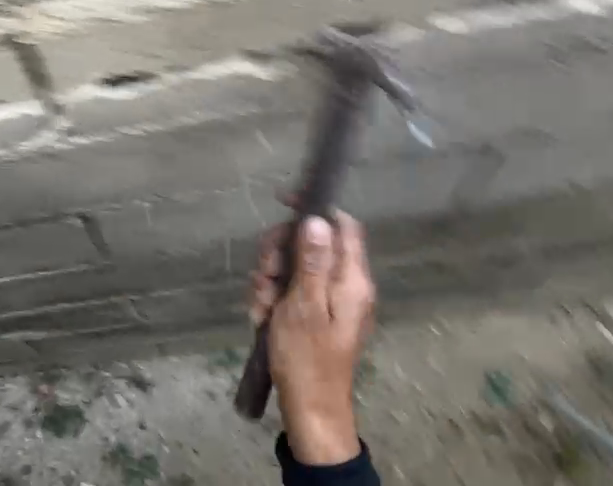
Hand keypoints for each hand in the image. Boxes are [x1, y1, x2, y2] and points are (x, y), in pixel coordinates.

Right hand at [247, 212, 374, 465]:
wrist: (308, 408)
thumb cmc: (306, 357)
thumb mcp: (304, 306)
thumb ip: (312, 262)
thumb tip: (317, 219)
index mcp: (352, 280)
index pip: (342, 224)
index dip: (314, 207)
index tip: (281, 202)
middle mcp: (345, 283)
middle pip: (308, 241)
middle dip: (277, 253)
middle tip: (265, 276)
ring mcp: (328, 297)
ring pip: (292, 263)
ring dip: (268, 278)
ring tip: (261, 306)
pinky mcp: (313, 310)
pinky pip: (288, 286)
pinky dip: (270, 296)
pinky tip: (261, 316)